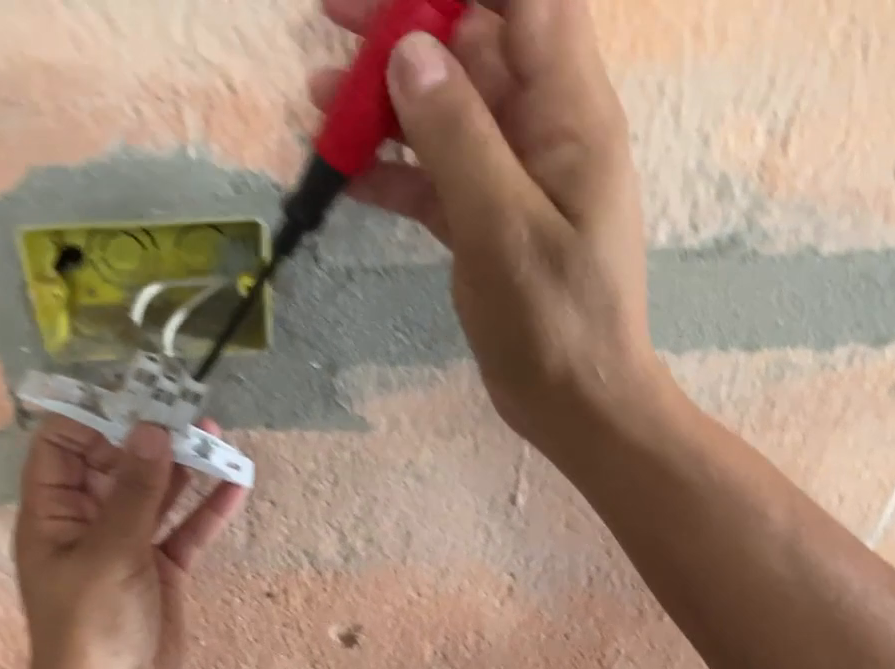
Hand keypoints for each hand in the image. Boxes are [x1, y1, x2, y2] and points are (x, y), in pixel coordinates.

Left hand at [14, 417, 248, 668]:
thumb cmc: (94, 626)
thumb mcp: (110, 551)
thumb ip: (134, 489)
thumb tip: (151, 429)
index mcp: (53, 513)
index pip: (61, 447)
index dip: (93, 418)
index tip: (137, 397)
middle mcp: (87, 522)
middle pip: (114, 464)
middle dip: (148, 436)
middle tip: (187, 410)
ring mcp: (126, 545)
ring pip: (155, 492)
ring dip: (183, 465)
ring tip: (215, 432)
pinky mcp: (161, 569)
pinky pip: (184, 529)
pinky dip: (207, 509)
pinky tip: (236, 484)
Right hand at [310, 0, 679, 450]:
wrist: (575, 403)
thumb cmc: (555, 320)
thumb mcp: (503, 226)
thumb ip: (458, 137)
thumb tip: (410, 51)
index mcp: (570, 113)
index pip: (530, 5)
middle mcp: (543, 131)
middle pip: (474, 50)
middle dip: (406, 32)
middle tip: (334, 24)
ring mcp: (512, 177)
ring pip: (445, 115)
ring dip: (386, 106)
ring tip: (319, 100)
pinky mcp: (485, 220)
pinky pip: (435, 177)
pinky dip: (392, 173)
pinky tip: (346, 175)